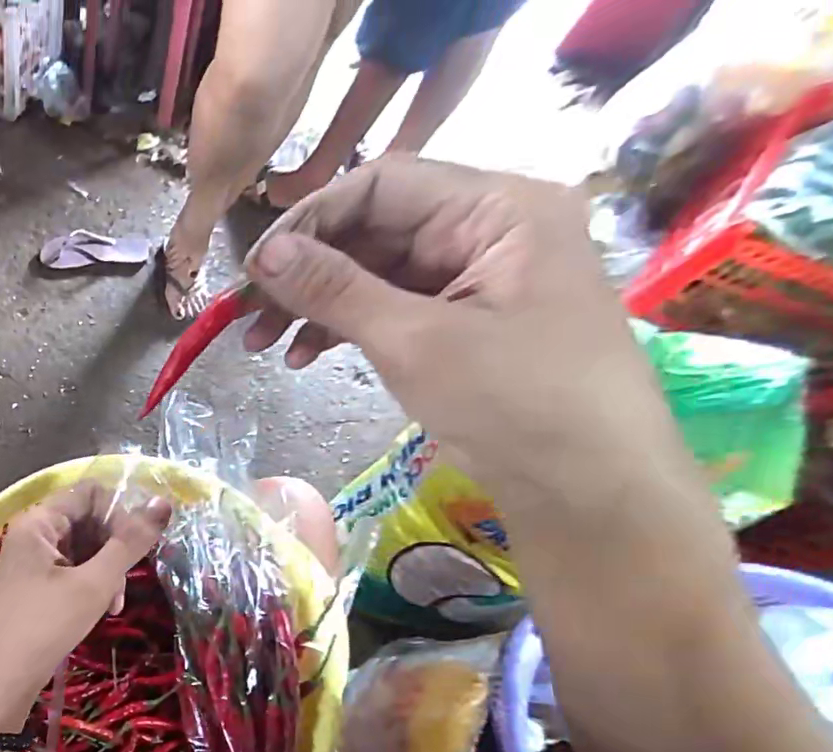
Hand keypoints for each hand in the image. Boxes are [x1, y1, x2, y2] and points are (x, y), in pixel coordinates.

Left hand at [0, 484, 170, 731]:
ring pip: (84, 546)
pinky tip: (104, 608)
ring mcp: (32, 557)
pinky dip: (92, 582)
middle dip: (114, 547)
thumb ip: (129, 543)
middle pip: (88, 519)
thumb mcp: (95, 583)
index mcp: (38, 521)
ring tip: (113, 602)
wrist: (5, 680)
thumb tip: (163, 503)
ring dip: (107, 569)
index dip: (119, 513)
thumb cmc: (47, 626)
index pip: (90, 493)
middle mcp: (32, 531)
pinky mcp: (35, 580)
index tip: (138, 546)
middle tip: (124, 581)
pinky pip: (72, 567)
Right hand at [241, 156, 696, 515]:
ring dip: (316, 305)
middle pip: (375, 229)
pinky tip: (306, 358)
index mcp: (498, 208)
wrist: (585, 484)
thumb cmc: (513, 402)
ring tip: (263, 345)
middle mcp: (490, 228)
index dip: (309, 221)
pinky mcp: (465, 320)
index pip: (382, 184)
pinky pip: (392, 307)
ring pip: (376, 272)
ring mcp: (477, 277)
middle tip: (247, 315)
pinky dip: (346, 328)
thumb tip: (264, 253)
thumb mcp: (414, 341)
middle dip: (305, 272)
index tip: (253, 268)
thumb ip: (336, 290)